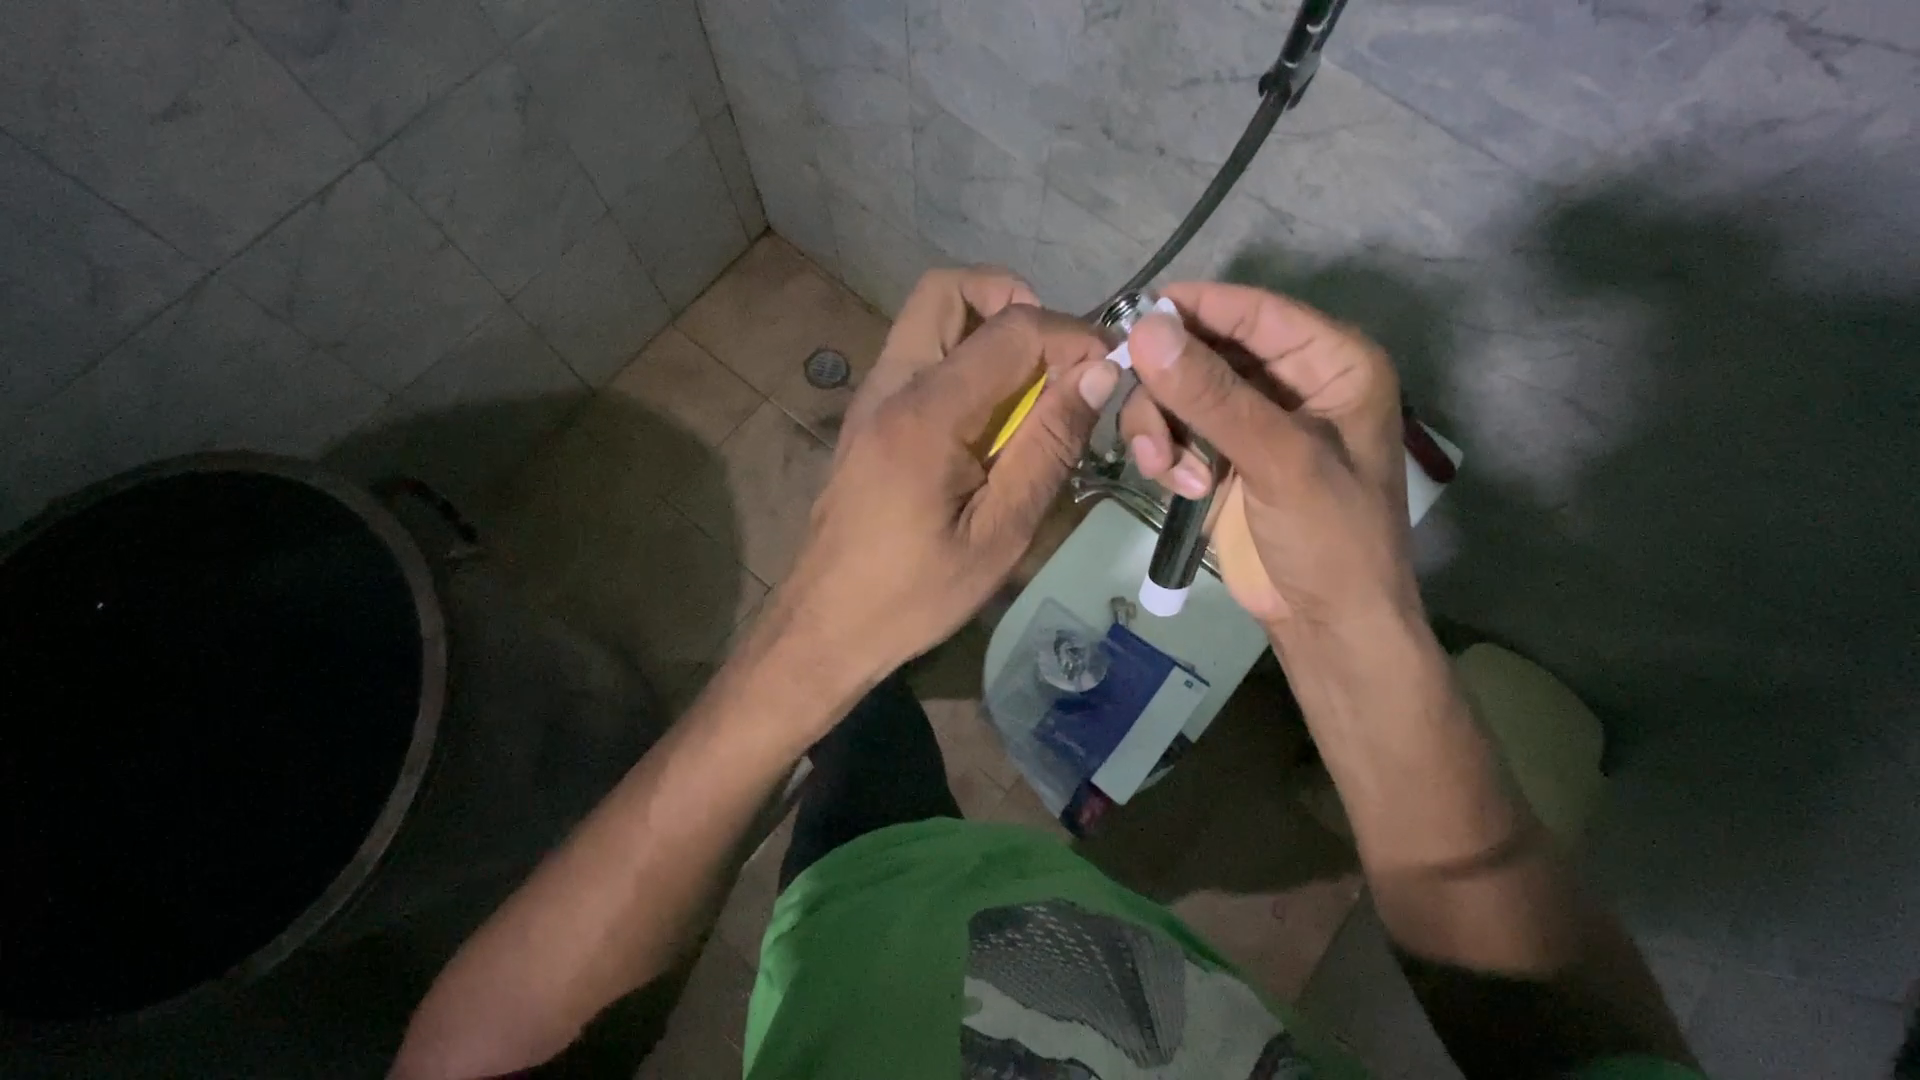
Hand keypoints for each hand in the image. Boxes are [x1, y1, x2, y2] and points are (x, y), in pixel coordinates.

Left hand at [774, 269, 1117, 684]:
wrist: (828, 623)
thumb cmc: (916, 594)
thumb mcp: (1000, 534)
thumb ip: (1048, 446)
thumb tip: (1097, 373)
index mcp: (926, 413)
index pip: (1012, 328)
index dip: (1072, 336)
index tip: (1110, 368)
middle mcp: (890, 384)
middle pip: (949, 289)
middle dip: (1014, 302)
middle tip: (1055, 358)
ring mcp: (871, 396)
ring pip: (930, 317)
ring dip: (987, 327)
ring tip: (1030, 387)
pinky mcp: (868, 416)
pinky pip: (920, 355)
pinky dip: (963, 358)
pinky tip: (991, 418)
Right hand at [1122, 282, 1417, 636]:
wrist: (1328, 622)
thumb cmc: (1329, 537)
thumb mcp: (1278, 459)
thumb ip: (1212, 394)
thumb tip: (1144, 330)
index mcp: (1332, 363)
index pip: (1253, 312)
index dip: (1192, 311)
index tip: (1131, 325)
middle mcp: (1292, 382)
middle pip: (1204, 351)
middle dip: (1167, 389)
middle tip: (1148, 431)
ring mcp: (1255, 421)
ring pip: (1180, 392)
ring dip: (1161, 428)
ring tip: (1167, 471)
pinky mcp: (1227, 457)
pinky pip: (1177, 430)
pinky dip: (1168, 454)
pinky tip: (1183, 487)